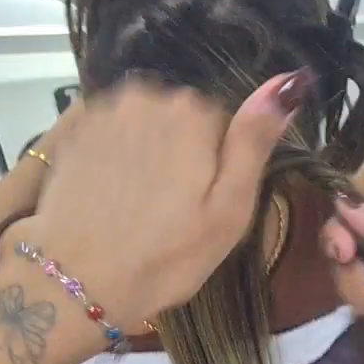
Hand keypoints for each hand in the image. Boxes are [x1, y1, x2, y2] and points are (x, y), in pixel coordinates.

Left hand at [0, 74, 303, 324]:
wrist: (76, 281)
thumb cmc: (165, 257)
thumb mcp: (228, 210)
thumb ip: (255, 141)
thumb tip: (289, 81)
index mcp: (196, 113)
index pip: (224, 125)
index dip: (217, 167)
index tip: (203, 206)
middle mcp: (148, 95)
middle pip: (182, 118)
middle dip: (183, 154)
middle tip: (172, 211)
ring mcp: (105, 110)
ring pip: (145, 123)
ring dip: (148, 152)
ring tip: (139, 205)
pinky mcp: (73, 130)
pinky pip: (111, 130)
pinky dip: (116, 154)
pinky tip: (111, 192)